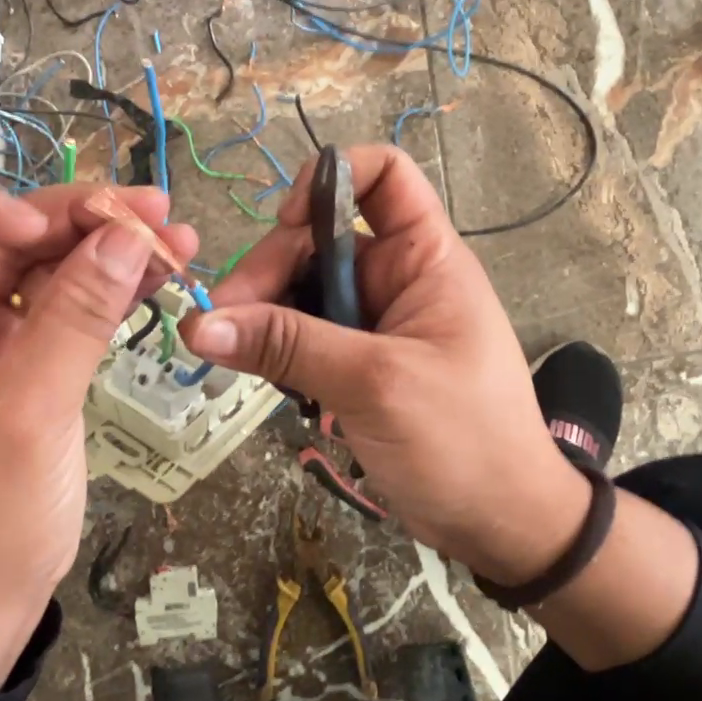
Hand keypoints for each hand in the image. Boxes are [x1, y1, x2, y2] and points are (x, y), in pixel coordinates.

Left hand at [0, 177, 195, 696]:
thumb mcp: (23, 423)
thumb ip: (72, 323)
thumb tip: (127, 235)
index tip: (34, 231)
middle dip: (67, 219)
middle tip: (148, 211)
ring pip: (38, 264)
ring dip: (104, 245)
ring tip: (173, 234)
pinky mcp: (25, 360)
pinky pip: (65, 304)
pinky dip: (110, 286)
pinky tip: (161, 272)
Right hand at [180, 145, 586, 585]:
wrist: (501, 524)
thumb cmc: (461, 441)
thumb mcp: (374, 384)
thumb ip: (288, 346)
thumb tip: (200, 324)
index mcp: (425, 257)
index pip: (382, 175)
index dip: (327, 180)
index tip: (283, 227)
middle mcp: (397, 278)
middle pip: (315, 240)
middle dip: (266, 274)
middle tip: (222, 327)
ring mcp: (374, 322)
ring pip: (300, 291)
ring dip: (264, 319)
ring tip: (238, 360)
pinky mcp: (356, 362)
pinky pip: (303, 336)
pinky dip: (278, 352)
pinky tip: (266, 380)